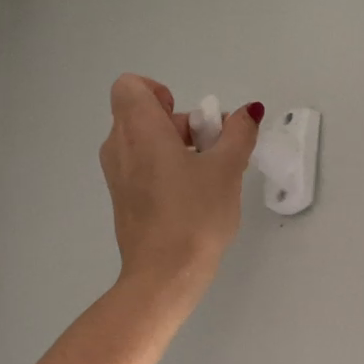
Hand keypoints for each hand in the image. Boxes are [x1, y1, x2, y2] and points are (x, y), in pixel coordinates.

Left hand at [99, 74, 262, 307]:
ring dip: (175, 152)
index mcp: (137, 130)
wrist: (163, 277)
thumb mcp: (227, 170)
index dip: (159, 93)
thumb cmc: (194, 216)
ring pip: (143, 147)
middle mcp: (118, 149)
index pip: (130, 86)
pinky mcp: (123, 205)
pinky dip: (164, 174)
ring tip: (209, 179)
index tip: (188, 121)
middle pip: (143, 117)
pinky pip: (142, 173)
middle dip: (180, 126)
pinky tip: (193, 201)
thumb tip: (247, 114)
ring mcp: (117, 180)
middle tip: (213, 151)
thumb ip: (238, 134)